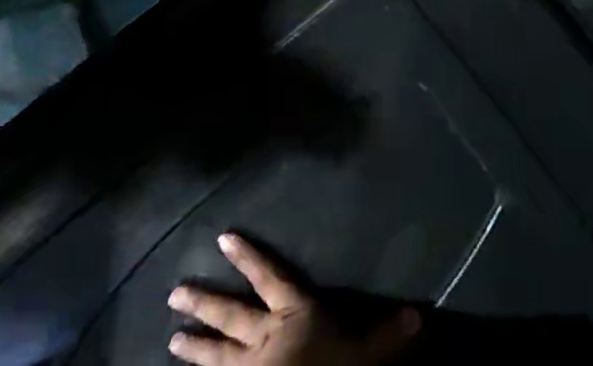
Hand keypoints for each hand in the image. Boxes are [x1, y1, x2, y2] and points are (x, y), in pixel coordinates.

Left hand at [167, 233, 420, 365]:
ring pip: (216, 354)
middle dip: (204, 302)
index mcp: (291, 315)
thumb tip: (421, 314)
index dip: (248, 257)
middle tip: (174, 292)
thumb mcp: (365, 357)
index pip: (268, 277)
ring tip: (171, 338)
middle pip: (230, 315)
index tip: (223, 238)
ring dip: (194, 345)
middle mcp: (262, 336)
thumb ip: (388, 337)